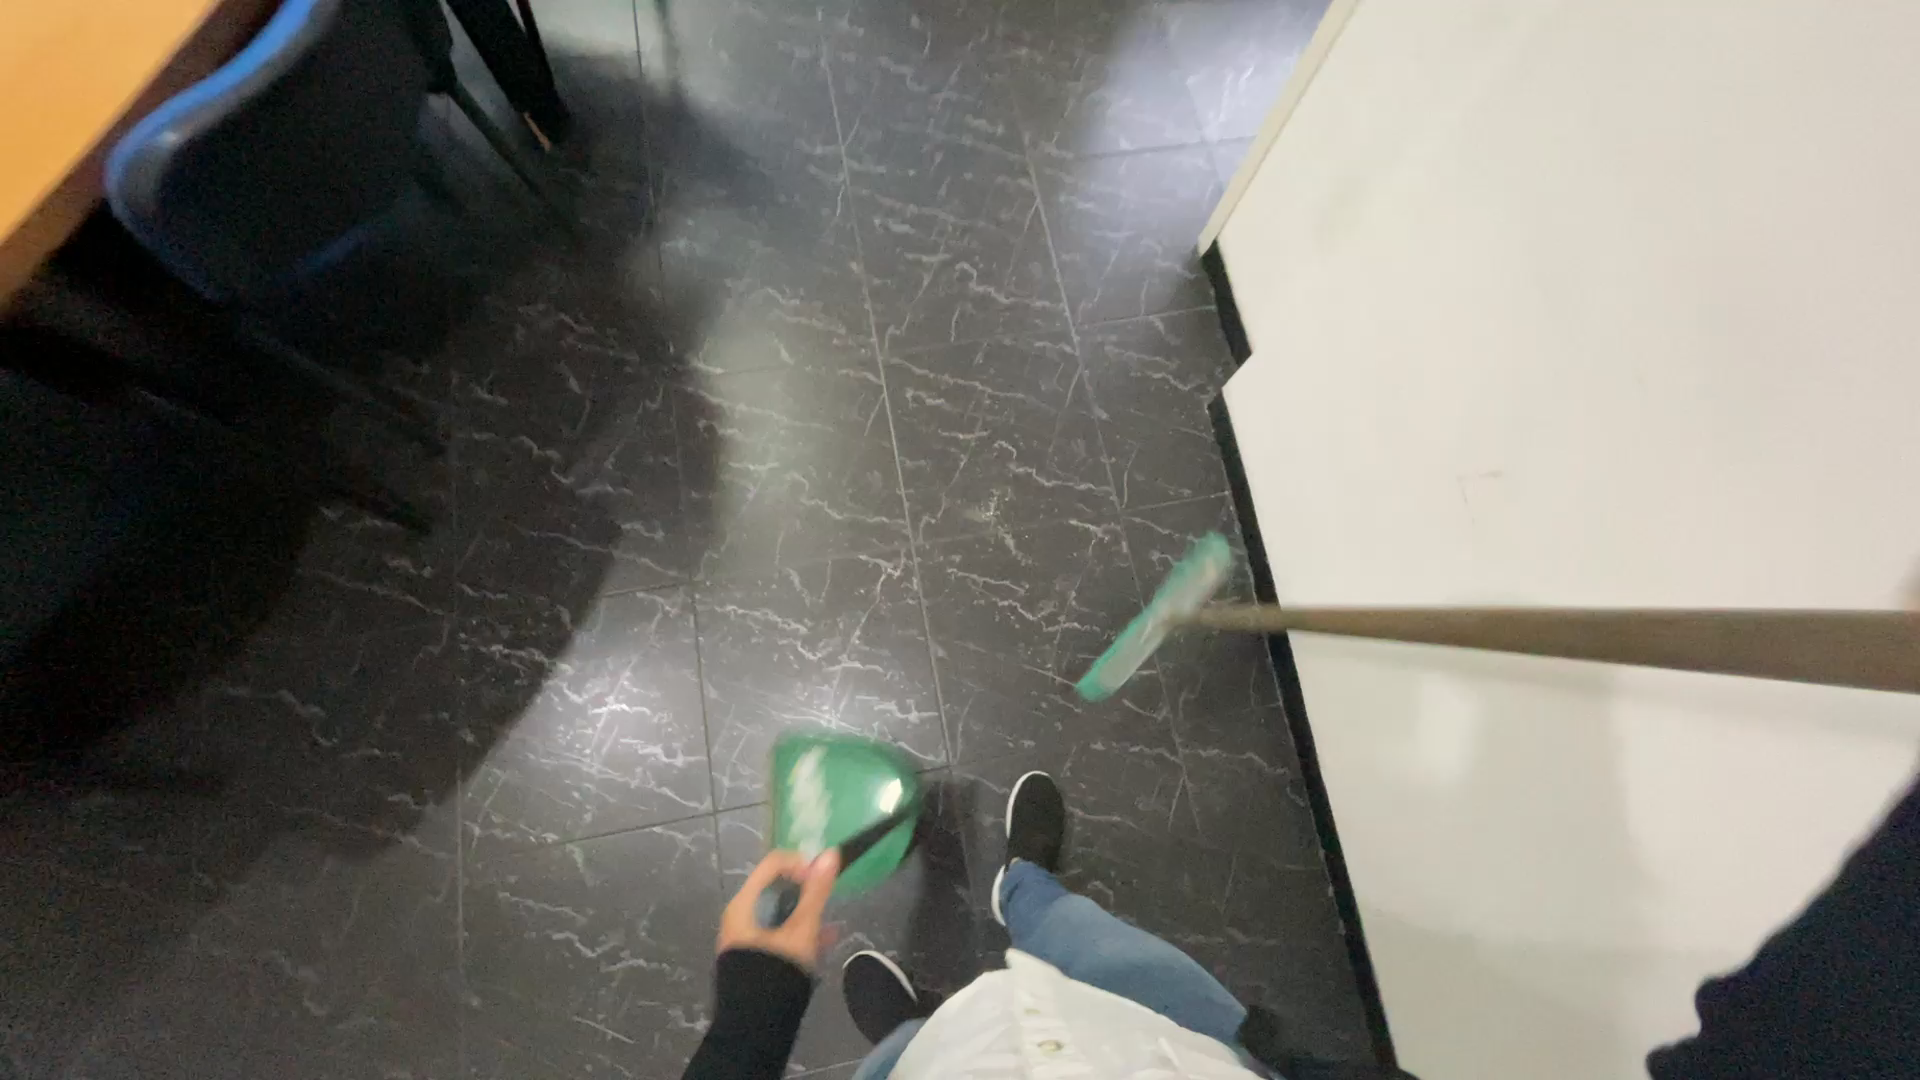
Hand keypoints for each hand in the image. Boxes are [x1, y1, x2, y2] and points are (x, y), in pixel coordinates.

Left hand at [717, 850, 840, 970]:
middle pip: (778, 887)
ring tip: (829, 925)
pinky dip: (798, 932)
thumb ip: (817, 892)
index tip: (821, 881)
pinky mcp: (753, 956)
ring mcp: (746, 937)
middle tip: (827, 903)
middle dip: (806, 891)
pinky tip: (824, 942)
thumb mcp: (802, 929)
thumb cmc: (776, 970)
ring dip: (806, 913)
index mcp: (745, 903)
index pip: (775, 863)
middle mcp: (741, 915)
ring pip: (781, 912)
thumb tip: (831, 854)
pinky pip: (778, 933)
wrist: (755, 1029)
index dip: (801, 864)